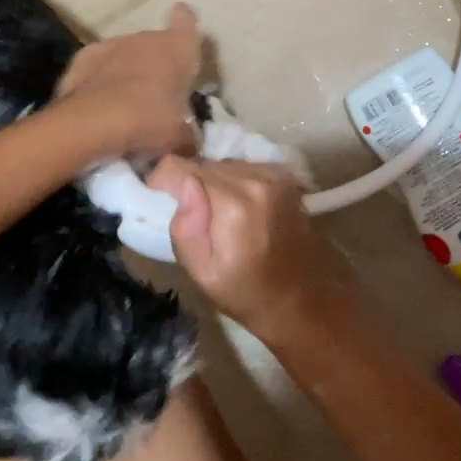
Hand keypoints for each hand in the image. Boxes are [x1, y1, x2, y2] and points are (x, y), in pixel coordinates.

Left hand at [55, 2, 204, 157]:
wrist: (94, 122)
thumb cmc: (150, 120)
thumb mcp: (180, 136)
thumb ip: (188, 134)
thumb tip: (189, 141)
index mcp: (178, 48)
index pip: (187, 20)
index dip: (186, 25)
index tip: (183, 41)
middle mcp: (146, 38)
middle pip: (154, 44)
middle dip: (156, 66)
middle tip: (156, 98)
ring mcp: (112, 44)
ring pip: (125, 55)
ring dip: (127, 73)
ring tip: (126, 106)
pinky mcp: (83, 57)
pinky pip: (98, 67)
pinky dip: (99, 81)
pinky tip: (99, 106)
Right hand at [147, 158, 356, 346]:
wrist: (301, 298)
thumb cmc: (246, 292)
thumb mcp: (202, 274)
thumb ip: (185, 228)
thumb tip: (183, 185)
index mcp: (234, 204)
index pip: (182, 167)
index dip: (162, 180)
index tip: (158, 197)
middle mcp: (257, 179)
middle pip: (203, 163)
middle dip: (189, 183)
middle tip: (190, 215)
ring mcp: (275, 174)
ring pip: (223, 163)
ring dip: (212, 181)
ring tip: (214, 214)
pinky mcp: (284, 175)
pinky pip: (244, 166)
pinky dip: (234, 181)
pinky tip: (238, 207)